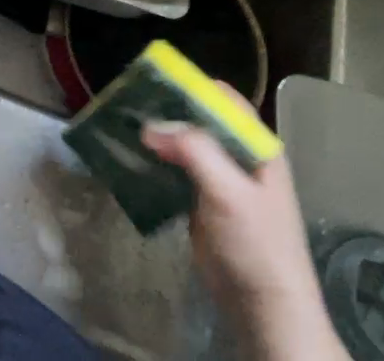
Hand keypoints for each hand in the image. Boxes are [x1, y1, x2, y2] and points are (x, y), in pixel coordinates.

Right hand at [141, 87, 347, 360]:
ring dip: (157, 136)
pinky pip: (174, 171)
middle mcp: (240, 158)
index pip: (225, 102)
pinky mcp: (201, 201)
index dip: (193, 86)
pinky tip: (129, 158)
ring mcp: (220, 181)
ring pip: (184, 145)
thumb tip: (150, 125)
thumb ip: (194, 152)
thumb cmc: (256, 244)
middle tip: (128, 101)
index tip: (154, 77)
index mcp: (257, 149)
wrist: (263, 306)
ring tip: (120, 125)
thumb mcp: (229, 192)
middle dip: (167, 110)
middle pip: (200, 121)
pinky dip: (154, 161)